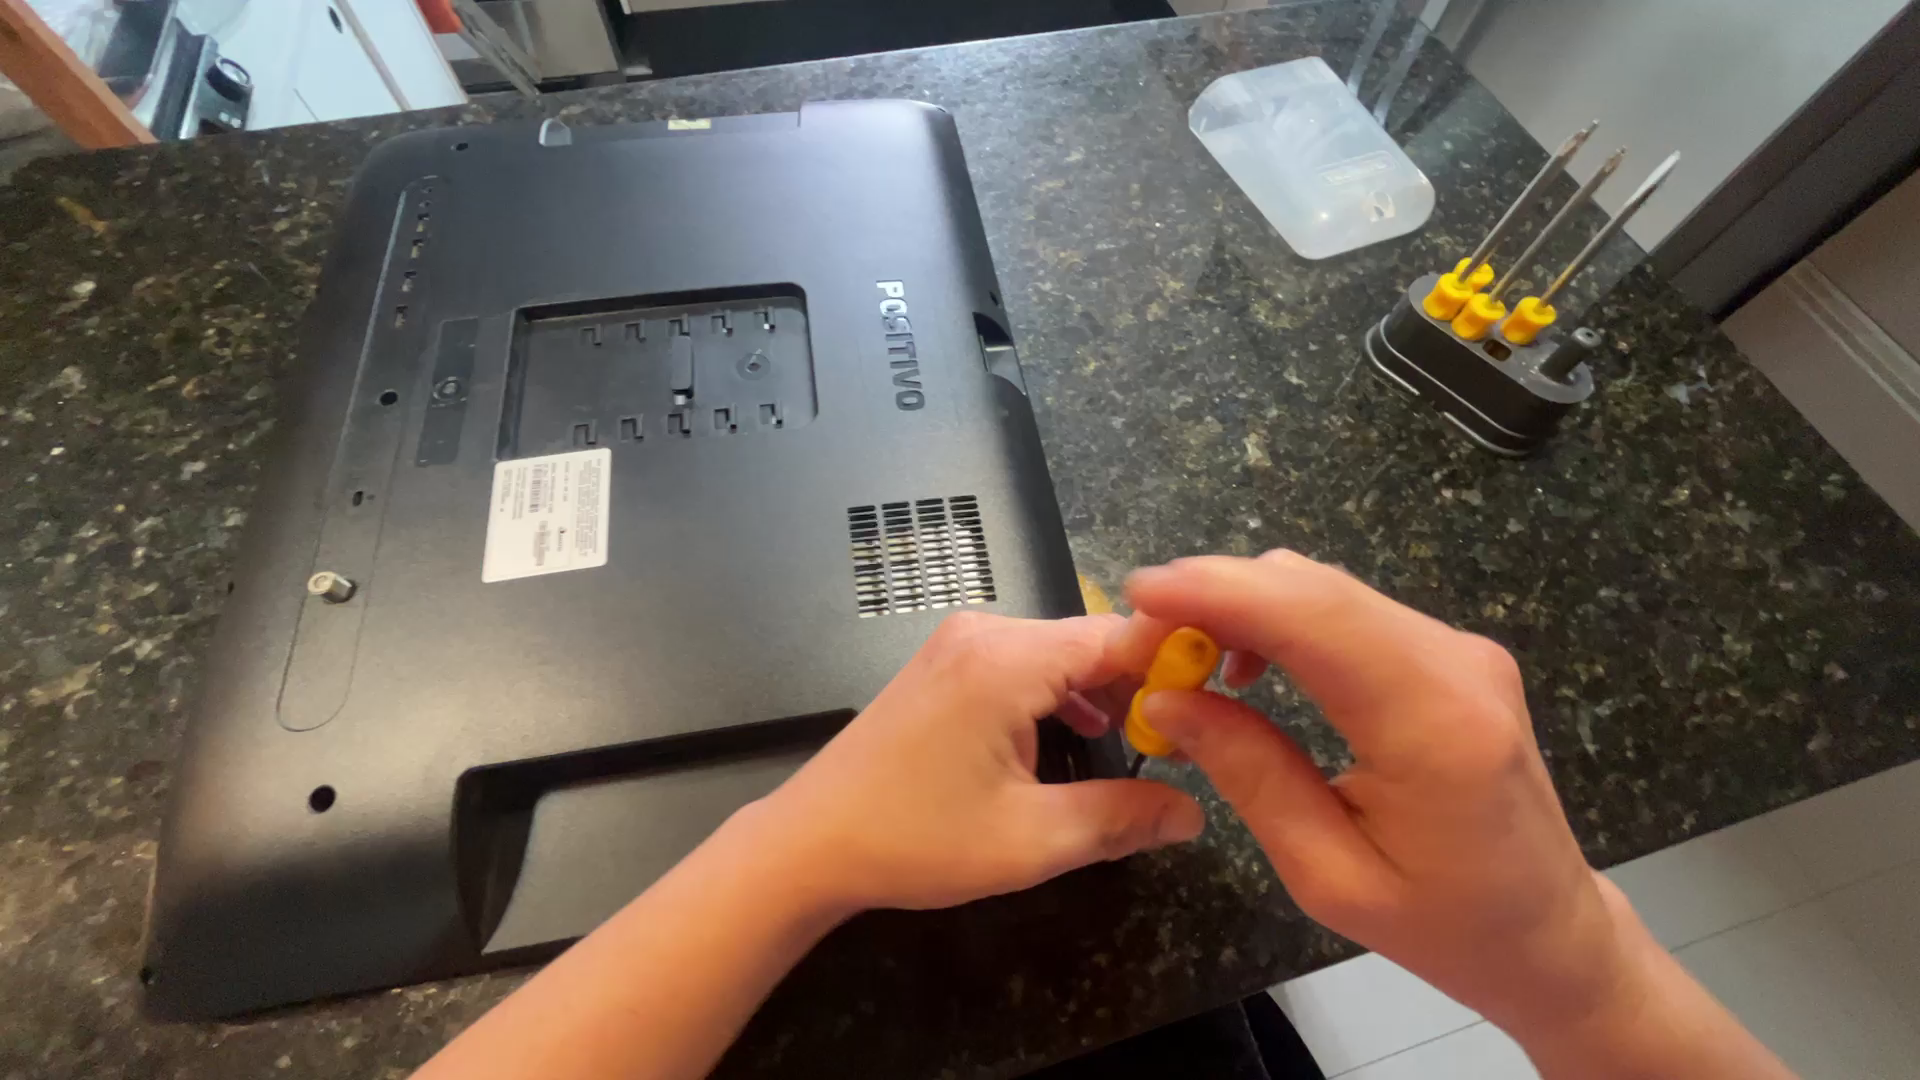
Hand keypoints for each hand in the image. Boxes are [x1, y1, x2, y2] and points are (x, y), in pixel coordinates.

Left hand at [744, 611, 1204, 914]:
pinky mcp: (944, 663)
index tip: (1210, 702)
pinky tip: (1074, 729)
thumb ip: (1119, 818)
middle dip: (1137, 682)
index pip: (1116, 636)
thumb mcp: (1029, 838)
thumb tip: (1192, 813)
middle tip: (1180, 732)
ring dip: (1097, 688)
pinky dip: (1055, 690)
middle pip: (1086, 640)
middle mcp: (983, 633)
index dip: (1171, 663)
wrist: (812, 840)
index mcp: (1007, 661)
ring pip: (1055, 652)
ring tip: (1139, 734)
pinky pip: (1020, 662)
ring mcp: (957, 643)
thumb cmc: (916, 838)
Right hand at [1108, 552, 1638, 1037]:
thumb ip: (1247, 773)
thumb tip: (1166, 698)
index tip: (1140, 592)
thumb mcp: (1325, 874)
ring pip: (1318, 586)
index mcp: (1434, 726)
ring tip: (1179, 654)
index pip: (1316, 620)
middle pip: (1309, 587)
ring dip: (1235, 603)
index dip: (1220, 591)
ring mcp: (1453, 646)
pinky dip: (1271, 616)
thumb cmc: (1444, 924)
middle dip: (1209, 594)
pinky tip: (1242, 662)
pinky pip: (1337, 607)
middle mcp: (1453, 661)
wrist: (1551, 931)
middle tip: (1140, 639)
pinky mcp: (1439, 648)